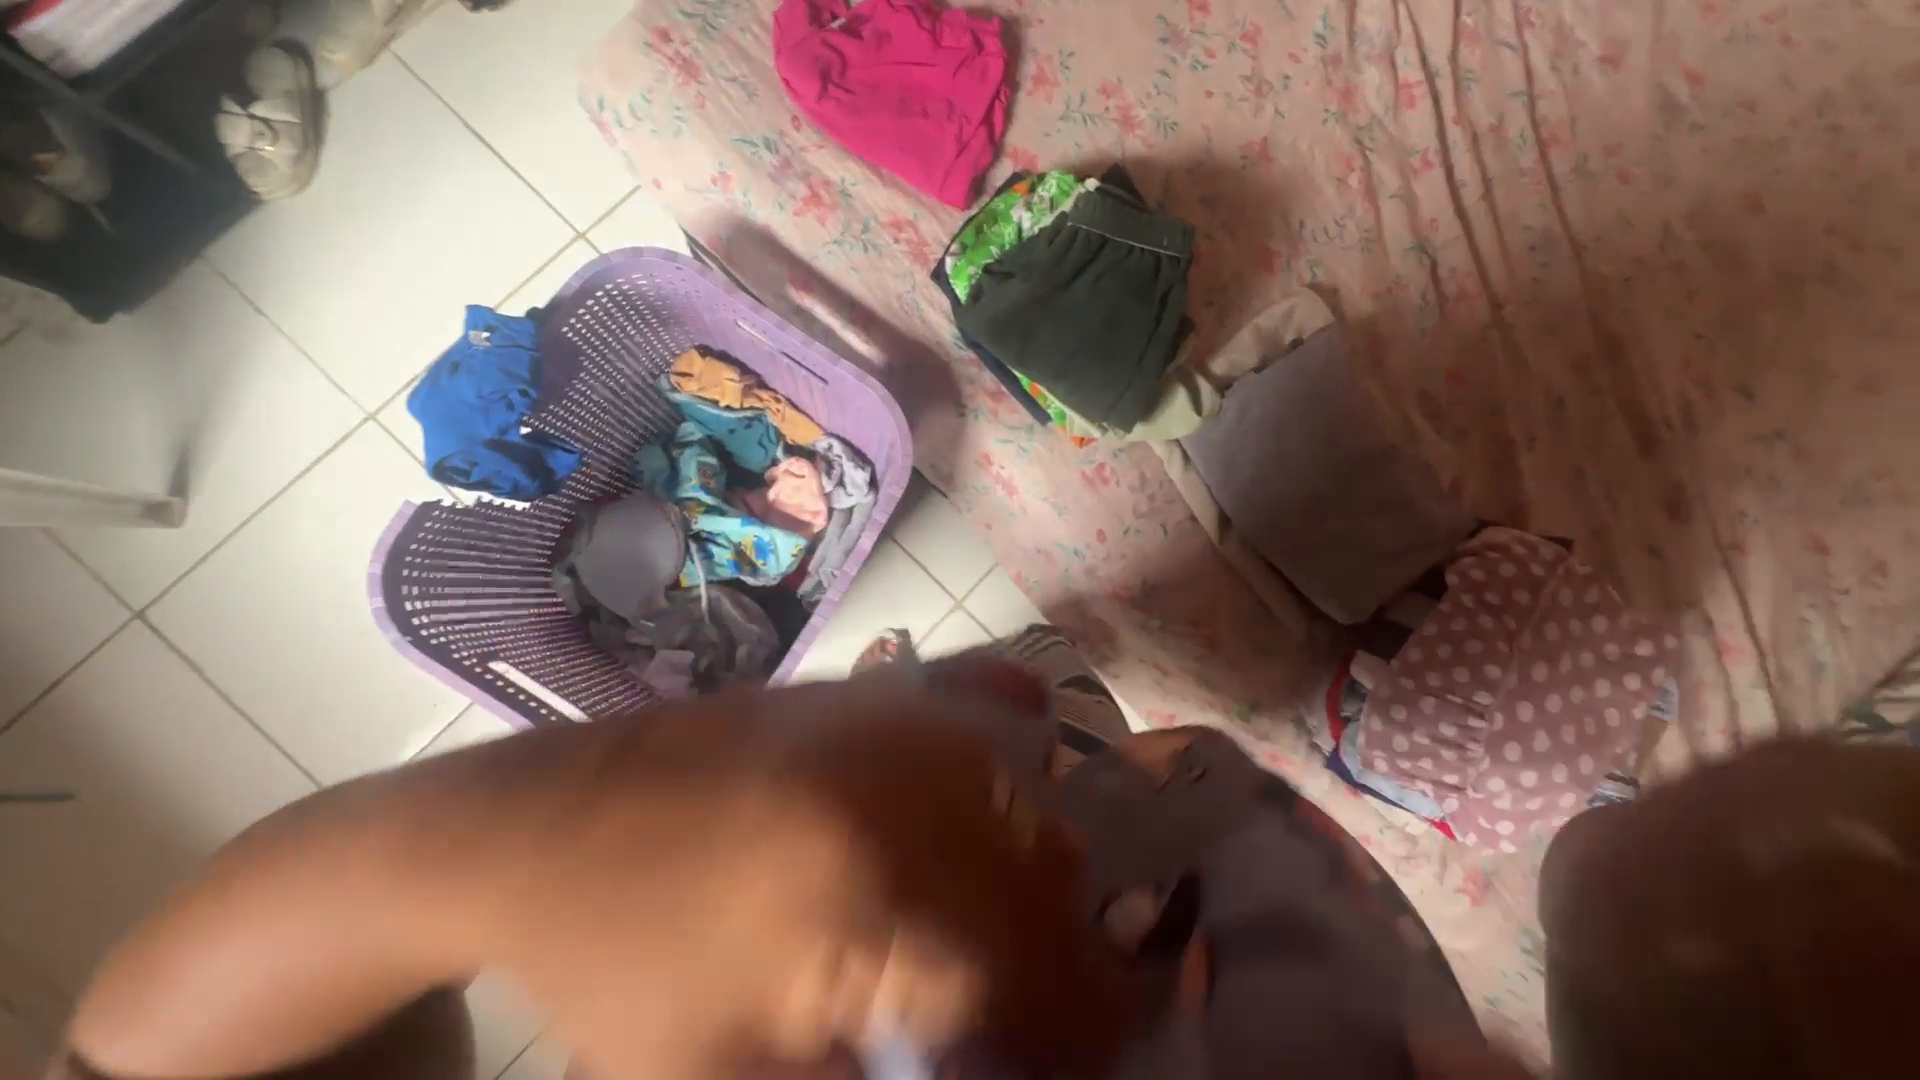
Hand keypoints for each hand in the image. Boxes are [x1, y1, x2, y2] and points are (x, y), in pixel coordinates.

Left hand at [64, 661, 1134, 1079]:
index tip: (1094, 1050)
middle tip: (1047, 1000)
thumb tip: (973, 1061)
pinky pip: (974, 698)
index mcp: (873, 907)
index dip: (1081, 1027)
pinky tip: (1028, 733)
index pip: (1034, 980)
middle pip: (1042, 886)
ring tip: (1015, 912)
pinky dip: (1014, 727)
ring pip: (1024, 801)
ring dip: (1040, 866)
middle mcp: (904, 797)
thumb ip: (869, 1079)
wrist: (544, 828)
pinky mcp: (858, 692)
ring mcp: (885, 725)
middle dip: (1063, 955)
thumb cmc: (626, 971)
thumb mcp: (733, 1079)